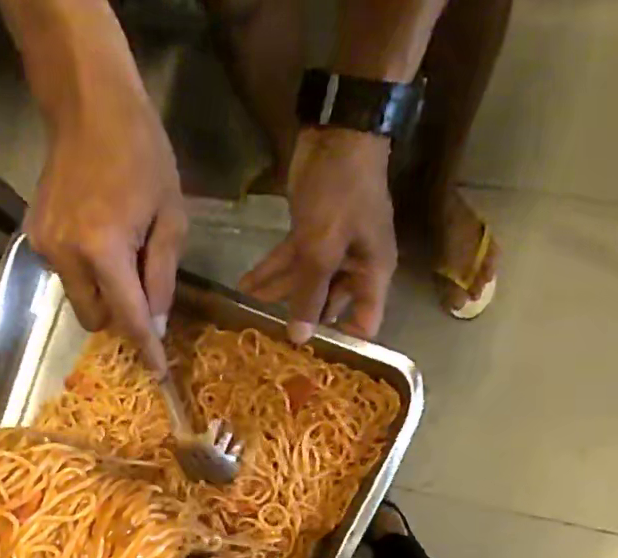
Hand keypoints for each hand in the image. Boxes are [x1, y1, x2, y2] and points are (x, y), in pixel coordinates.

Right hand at [27, 83, 185, 375]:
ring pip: (78, 301)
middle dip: (120, 314)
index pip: (129, 318)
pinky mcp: (34, 235)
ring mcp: (44, 247)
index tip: (158, 373)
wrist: (88, 104)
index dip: (146, 348)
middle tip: (140, 283)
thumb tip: (156, 325)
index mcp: (104, 251)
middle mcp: (67, 256)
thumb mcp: (171, 218)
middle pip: (96, 319)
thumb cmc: (142, 154)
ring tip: (119, 251)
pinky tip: (98, 237)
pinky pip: (66, 276)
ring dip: (102, 294)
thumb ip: (162, 277)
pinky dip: (85, 272)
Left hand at [241, 127, 396, 342]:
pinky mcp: (311, 234)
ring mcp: (333, 251)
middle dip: (302, 322)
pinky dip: (271, 272)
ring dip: (278, 295)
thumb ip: (310, 294)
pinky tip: (246, 285)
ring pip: (304, 284)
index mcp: (371, 276)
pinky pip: (291, 262)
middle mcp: (354, 269)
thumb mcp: (323, 249)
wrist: (338, 133)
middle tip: (271, 344)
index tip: (315, 364)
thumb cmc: (342, 194)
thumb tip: (299, 337)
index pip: (364, 324)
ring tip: (247, 314)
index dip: (344, 345)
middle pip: (329, 307)